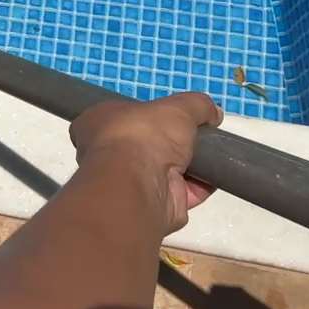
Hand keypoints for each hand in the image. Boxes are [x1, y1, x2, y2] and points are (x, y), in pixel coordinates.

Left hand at [71, 92, 220, 234]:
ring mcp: (127, 180)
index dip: (147, 116)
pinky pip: (179, 192)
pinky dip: (197, 186)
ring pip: (164, 170)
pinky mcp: (150, 203)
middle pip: (146, 144)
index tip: (172, 117)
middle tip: (195, 138)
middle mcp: (106, 151)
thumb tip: (212, 113)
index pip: (120, 116)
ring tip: (208, 156)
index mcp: (96, 122)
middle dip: (172, 144)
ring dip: (187, 166)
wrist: (141, 183)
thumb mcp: (176, 107)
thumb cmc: (144, 134)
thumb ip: (196, 105)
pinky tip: (211, 177)